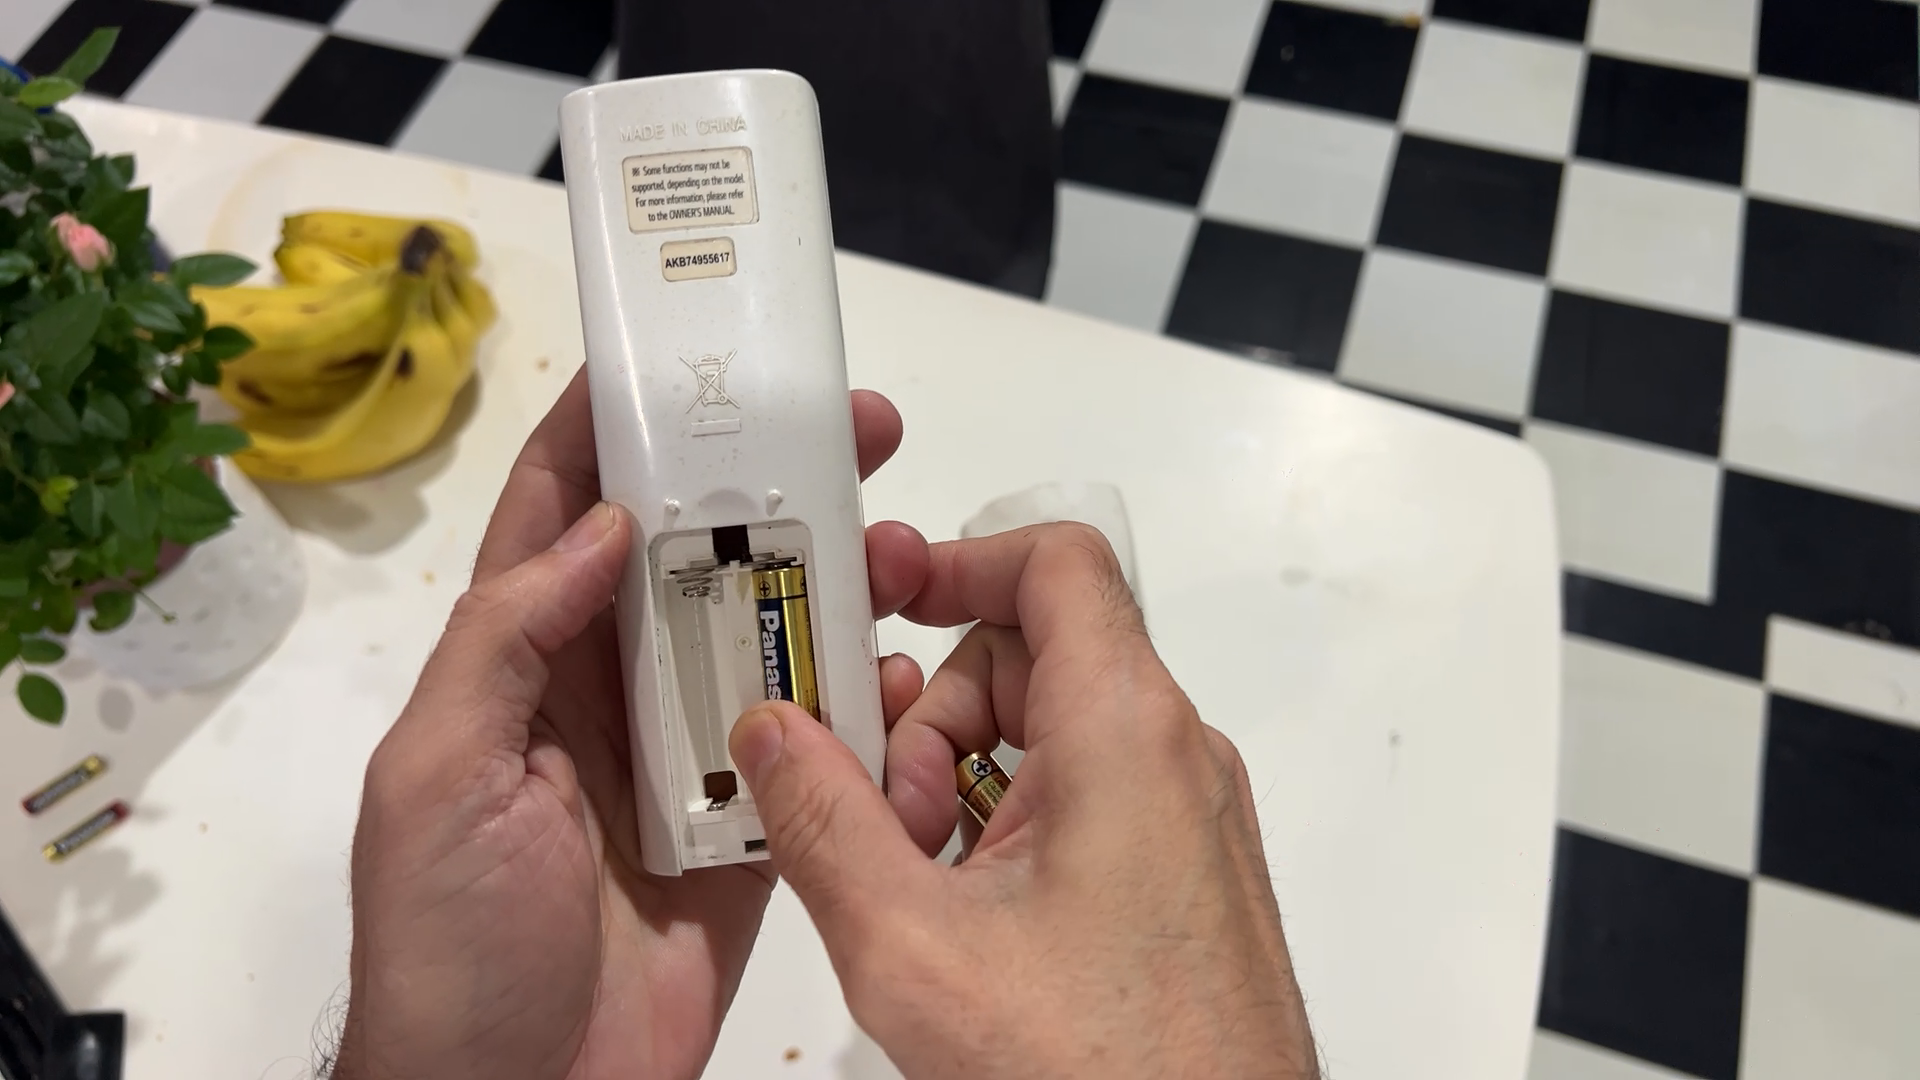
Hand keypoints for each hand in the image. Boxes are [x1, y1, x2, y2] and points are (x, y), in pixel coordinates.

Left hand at [336, 370, 929, 1079]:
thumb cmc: (457, 939)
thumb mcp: (439, 775)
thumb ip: (509, 639)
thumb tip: (600, 524)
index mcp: (540, 653)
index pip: (570, 506)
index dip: (617, 426)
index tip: (682, 362)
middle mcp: (628, 672)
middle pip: (706, 547)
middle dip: (774, 478)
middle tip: (856, 429)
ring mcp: (705, 730)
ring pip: (779, 623)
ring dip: (837, 575)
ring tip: (900, 542)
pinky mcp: (763, 792)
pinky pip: (821, 719)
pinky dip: (864, 686)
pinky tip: (904, 664)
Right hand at [729, 524, 1318, 1078]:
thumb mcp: (916, 949)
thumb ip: (822, 823)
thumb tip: (768, 725)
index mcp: (1126, 728)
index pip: (1054, 563)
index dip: (962, 561)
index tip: (886, 602)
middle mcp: (1168, 746)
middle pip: (1026, 652)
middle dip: (936, 711)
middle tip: (888, 814)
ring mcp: (1177, 802)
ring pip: (1042, 721)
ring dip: (960, 772)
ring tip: (925, 877)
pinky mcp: (1173, 854)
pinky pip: (1074, 782)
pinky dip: (1003, 812)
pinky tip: (970, 903)